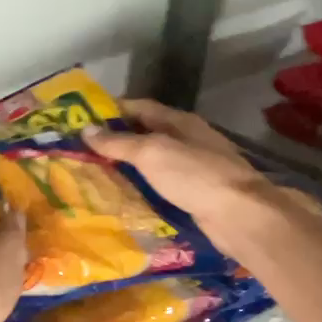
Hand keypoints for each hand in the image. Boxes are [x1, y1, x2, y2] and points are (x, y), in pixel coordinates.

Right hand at [81, 97, 276, 246]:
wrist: (237, 214)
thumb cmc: (194, 176)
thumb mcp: (151, 153)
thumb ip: (119, 142)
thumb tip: (86, 130)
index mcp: (180, 122)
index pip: (141, 107)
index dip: (113, 110)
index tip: (83, 118)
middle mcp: (187, 140)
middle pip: (146, 133)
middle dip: (116, 139)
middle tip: (83, 149)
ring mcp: (193, 167)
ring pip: (152, 160)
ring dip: (127, 165)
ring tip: (96, 173)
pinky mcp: (194, 192)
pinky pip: (159, 184)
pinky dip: (140, 186)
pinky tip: (123, 195)